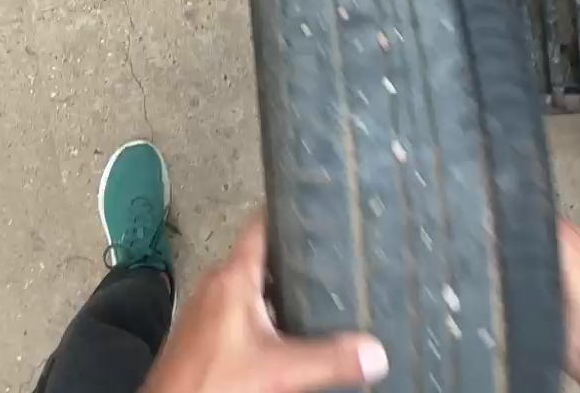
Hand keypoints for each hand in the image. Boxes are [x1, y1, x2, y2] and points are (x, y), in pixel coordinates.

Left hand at [141, 209, 389, 392]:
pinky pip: (239, 308)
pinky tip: (284, 332)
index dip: (285, 210)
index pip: (260, 224)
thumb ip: (328, 360)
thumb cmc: (214, 380)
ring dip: (278, 288)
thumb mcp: (278, 370)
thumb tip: (376, 351)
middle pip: (260, 256)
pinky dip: (263, 311)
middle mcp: (217, 281)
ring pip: (250, 284)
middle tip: (329, 257)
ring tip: (315, 292)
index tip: (312, 204)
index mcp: (233, 274)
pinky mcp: (203, 329)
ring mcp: (207, 305)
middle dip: (292, 257)